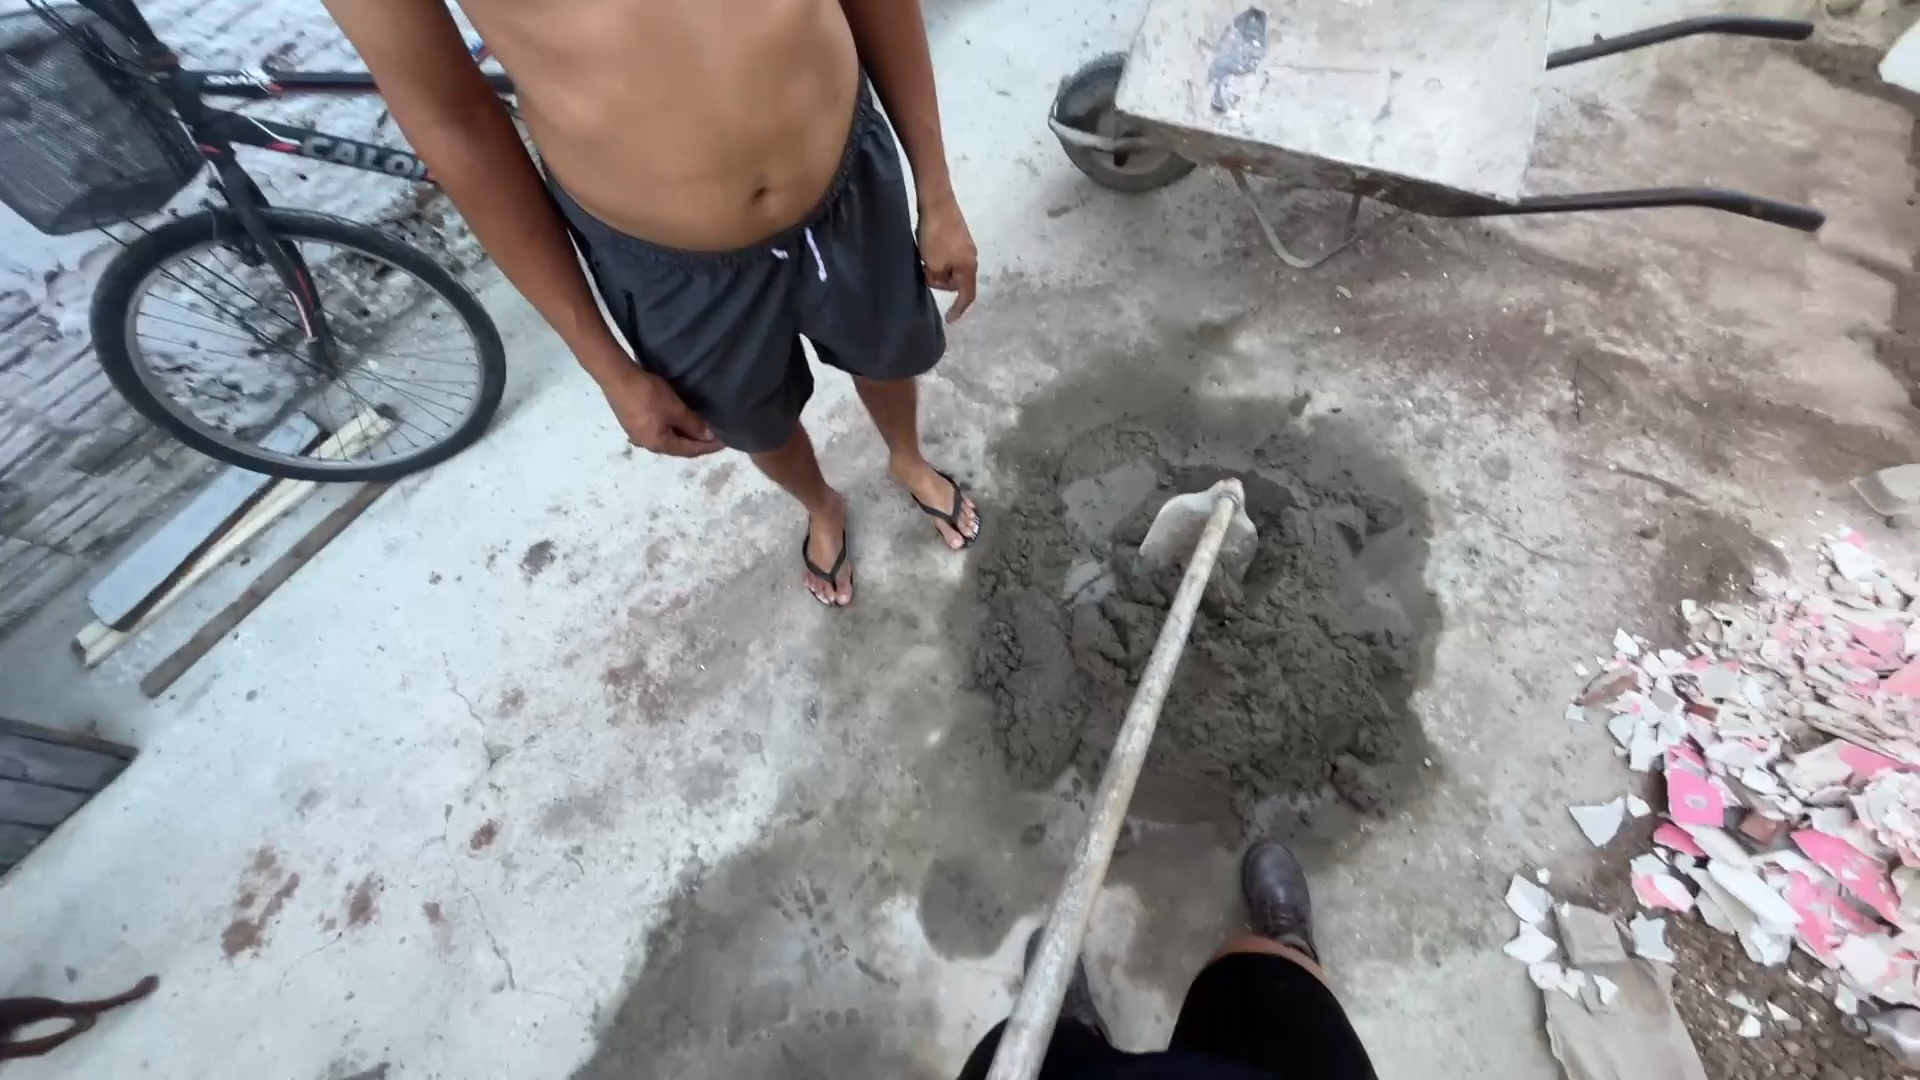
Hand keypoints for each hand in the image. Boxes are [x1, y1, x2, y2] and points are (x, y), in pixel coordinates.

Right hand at [599, 366, 722, 457]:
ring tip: (700, 430)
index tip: (725, 442)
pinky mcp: (633, 423)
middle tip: (715, 438)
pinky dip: (673, 429)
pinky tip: (679, 423)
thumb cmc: (649, 395)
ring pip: (668, 439)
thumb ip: (694, 425)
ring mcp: (638, 434)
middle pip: (678, 447)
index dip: (708, 447)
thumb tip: (709, 437)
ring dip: (684, 436)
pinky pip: (659, 431)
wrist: (617, 376)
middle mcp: (647, 445)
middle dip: (697, 443)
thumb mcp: (676, 410)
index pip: (689, 450)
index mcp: (659, 445)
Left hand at [917, 195, 977, 321]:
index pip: (967, 296)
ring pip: (950, 268)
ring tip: (923, 259)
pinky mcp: (957, 235)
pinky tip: (925, 251)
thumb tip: (939, 275)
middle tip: (924, 273)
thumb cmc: (936, 236)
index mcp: (969, 267)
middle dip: (941, 282)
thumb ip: (938, 278)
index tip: (949, 319)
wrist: (936, 200)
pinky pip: (948, 256)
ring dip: (937, 269)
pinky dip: (937, 259)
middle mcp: (971, 257)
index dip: (959, 309)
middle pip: (957, 281)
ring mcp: (965, 245)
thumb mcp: (934, 264)